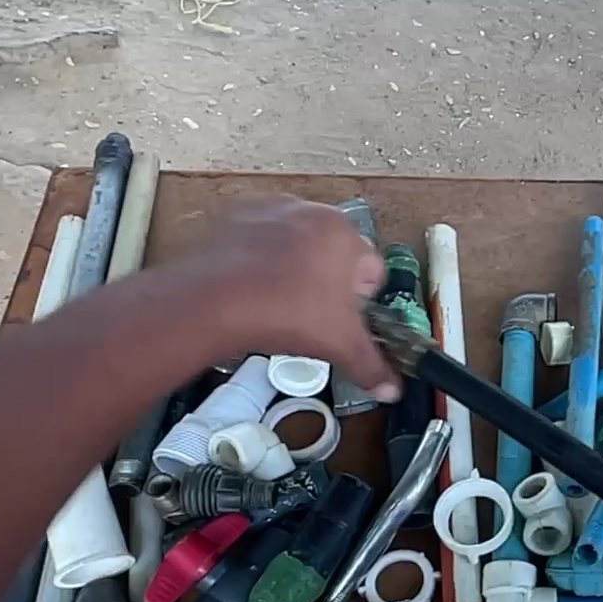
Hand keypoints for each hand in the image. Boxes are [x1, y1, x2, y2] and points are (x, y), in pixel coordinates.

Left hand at [165, 196, 399, 399]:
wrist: (208, 303)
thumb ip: (371, 367)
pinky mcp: (232, 214)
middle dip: (328, 281)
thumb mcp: (338, 345)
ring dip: (296, 267)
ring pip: (297, 243)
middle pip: (335, 253)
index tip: (339, 320)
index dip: (360, 302)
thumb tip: (394, 393)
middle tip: (309, 313)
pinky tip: (251, 284)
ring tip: (277, 301)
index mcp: (345, 233)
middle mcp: (311, 210)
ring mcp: (269, 208)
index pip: (372, 271)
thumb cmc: (287, 315)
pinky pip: (261, 237)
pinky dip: (261, 257)